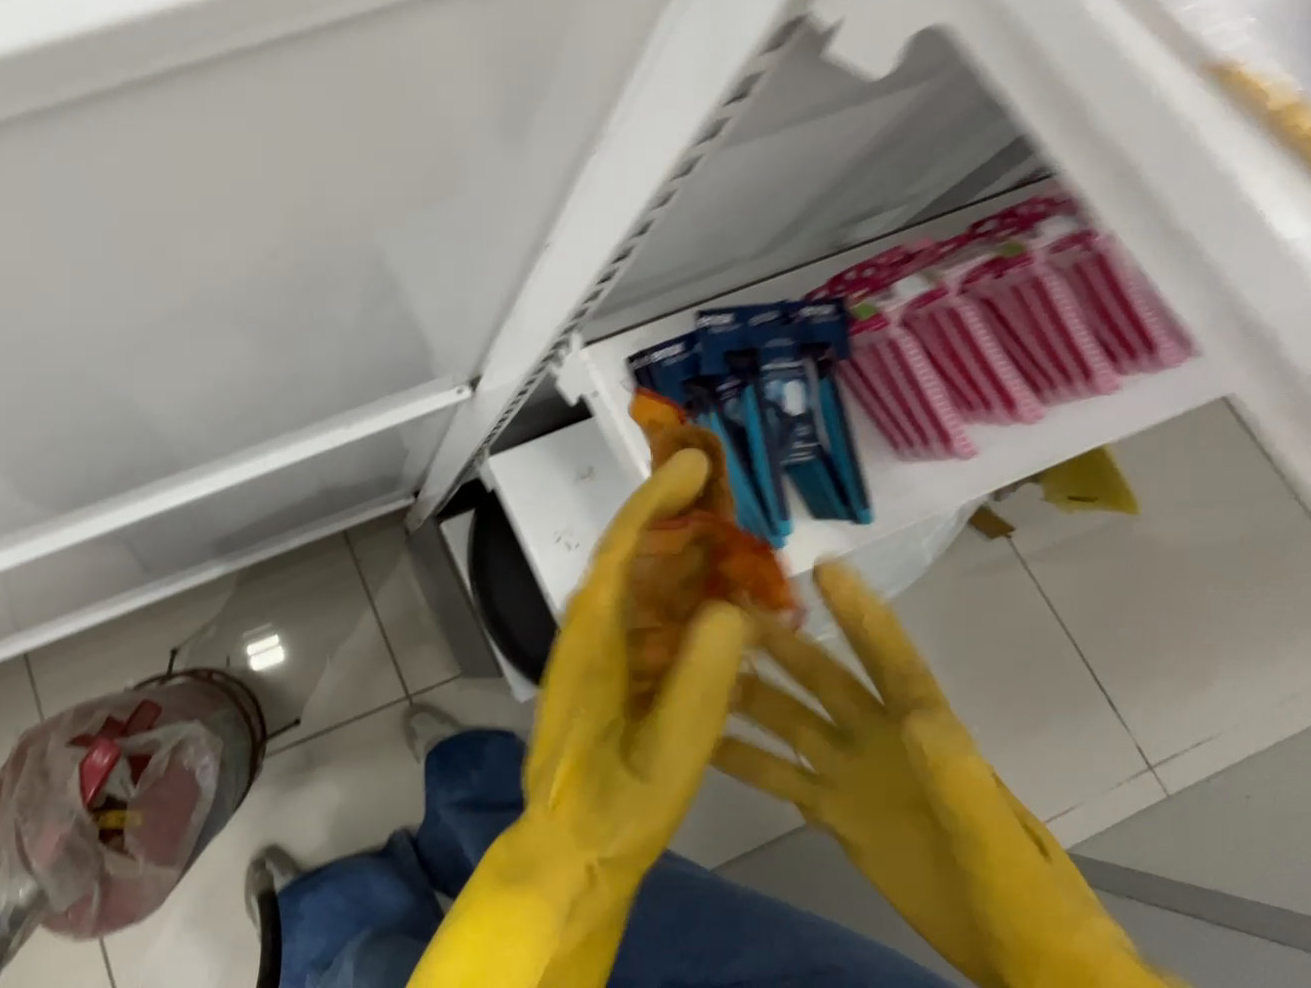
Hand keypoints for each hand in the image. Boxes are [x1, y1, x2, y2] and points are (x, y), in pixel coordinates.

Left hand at [408, 449, 750, 987]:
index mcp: (593, 638)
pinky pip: (651, 621)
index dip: (657, 500)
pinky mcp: (614, 674)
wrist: (572, 847)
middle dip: (676, 518)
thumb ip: (699, 681)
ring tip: (738, 537)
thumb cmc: (616, 805)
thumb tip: (731, 609)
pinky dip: (685, 602)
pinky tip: (723, 602)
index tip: (695, 464)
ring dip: (685, 558)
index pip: (623, 549)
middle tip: (730, 493)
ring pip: (643, 587)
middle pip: (632, 557)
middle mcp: (591, 632)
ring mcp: (601, 652)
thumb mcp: (668, 752)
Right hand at [714, 563, 1172, 987]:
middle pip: (821, 681)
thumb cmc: (1027, 897)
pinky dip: (740, 759)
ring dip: (745, 695)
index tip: (822, 567)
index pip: (889, 663)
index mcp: (929, 736)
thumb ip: (955, 775)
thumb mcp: (996, 836)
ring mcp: (855, 778)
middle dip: (775, 642)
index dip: (859, 615)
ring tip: (690, 669)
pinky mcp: (837, 816)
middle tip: (720, 607)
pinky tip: (700, 742)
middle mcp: (883, 743)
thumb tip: (913, 710)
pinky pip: (778, 778)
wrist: (1022, 961)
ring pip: (788, 723)